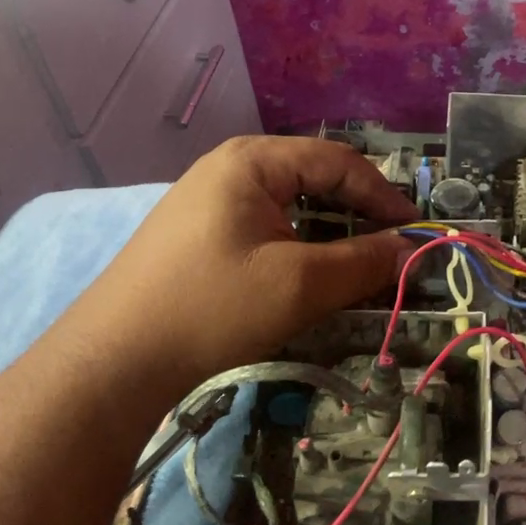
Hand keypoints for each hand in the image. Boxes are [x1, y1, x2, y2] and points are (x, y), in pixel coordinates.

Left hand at [64, 136, 419, 392]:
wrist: (111, 365)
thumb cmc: (211, 308)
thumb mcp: (299, 285)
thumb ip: (363, 262)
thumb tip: (409, 250)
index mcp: (253, 159)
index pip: (339, 161)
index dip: (383, 196)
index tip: (414, 231)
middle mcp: (230, 166)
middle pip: (314, 178)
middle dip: (358, 214)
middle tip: (390, 249)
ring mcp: (208, 199)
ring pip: (290, 205)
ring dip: (329, 233)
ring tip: (356, 267)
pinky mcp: (197, 234)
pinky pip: (265, 226)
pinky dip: (297, 246)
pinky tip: (307, 277)